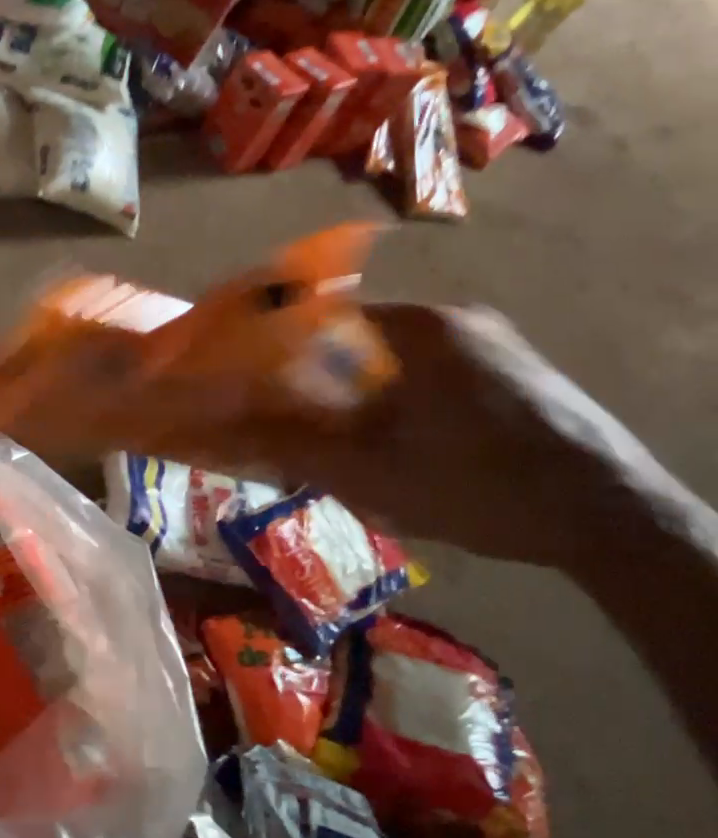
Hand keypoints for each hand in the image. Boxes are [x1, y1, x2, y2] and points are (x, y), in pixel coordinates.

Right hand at [193, 304, 631, 571]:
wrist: (619, 522)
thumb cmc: (479, 485)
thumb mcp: (366, 472)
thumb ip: (286, 444)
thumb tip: (218, 429)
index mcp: (417, 327)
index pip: (316, 315)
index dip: (271, 346)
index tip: (243, 379)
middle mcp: (455, 320)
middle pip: (351, 337)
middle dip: (310, 375)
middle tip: (283, 419)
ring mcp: (493, 346)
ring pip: (391, 358)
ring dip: (353, 391)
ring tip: (332, 438)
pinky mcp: (517, 375)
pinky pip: (429, 373)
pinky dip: (395, 398)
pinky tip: (391, 443)